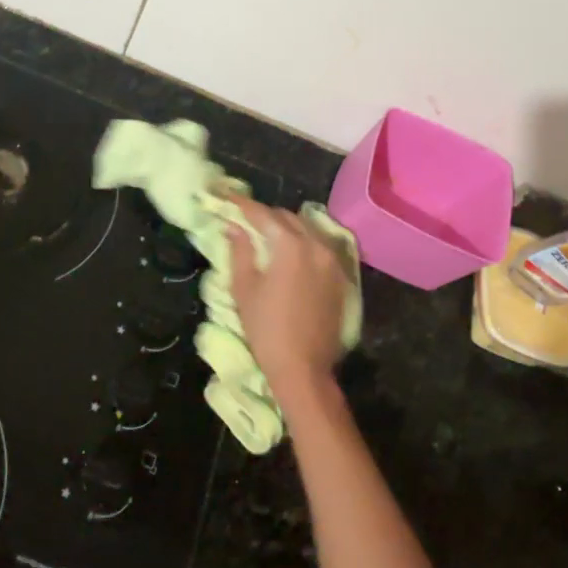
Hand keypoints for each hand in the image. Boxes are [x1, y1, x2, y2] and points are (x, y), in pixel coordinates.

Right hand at [226, 197, 348, 400]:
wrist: (303, 368)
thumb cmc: (266, 329)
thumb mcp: (245, 289)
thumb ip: (240, 252)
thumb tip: (233, 227)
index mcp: (290, 246)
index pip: (263, 214)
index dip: (242, 205)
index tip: (226, 199)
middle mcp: (316, 245)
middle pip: (288, 218)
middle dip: (265, 216)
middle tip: (244, 221)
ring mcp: (333, 261)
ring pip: (307, 230)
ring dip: (286, 228)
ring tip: (266, 236)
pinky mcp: (341, 277)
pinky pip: (320, 247)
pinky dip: (303, 243)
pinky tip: (291, 254)